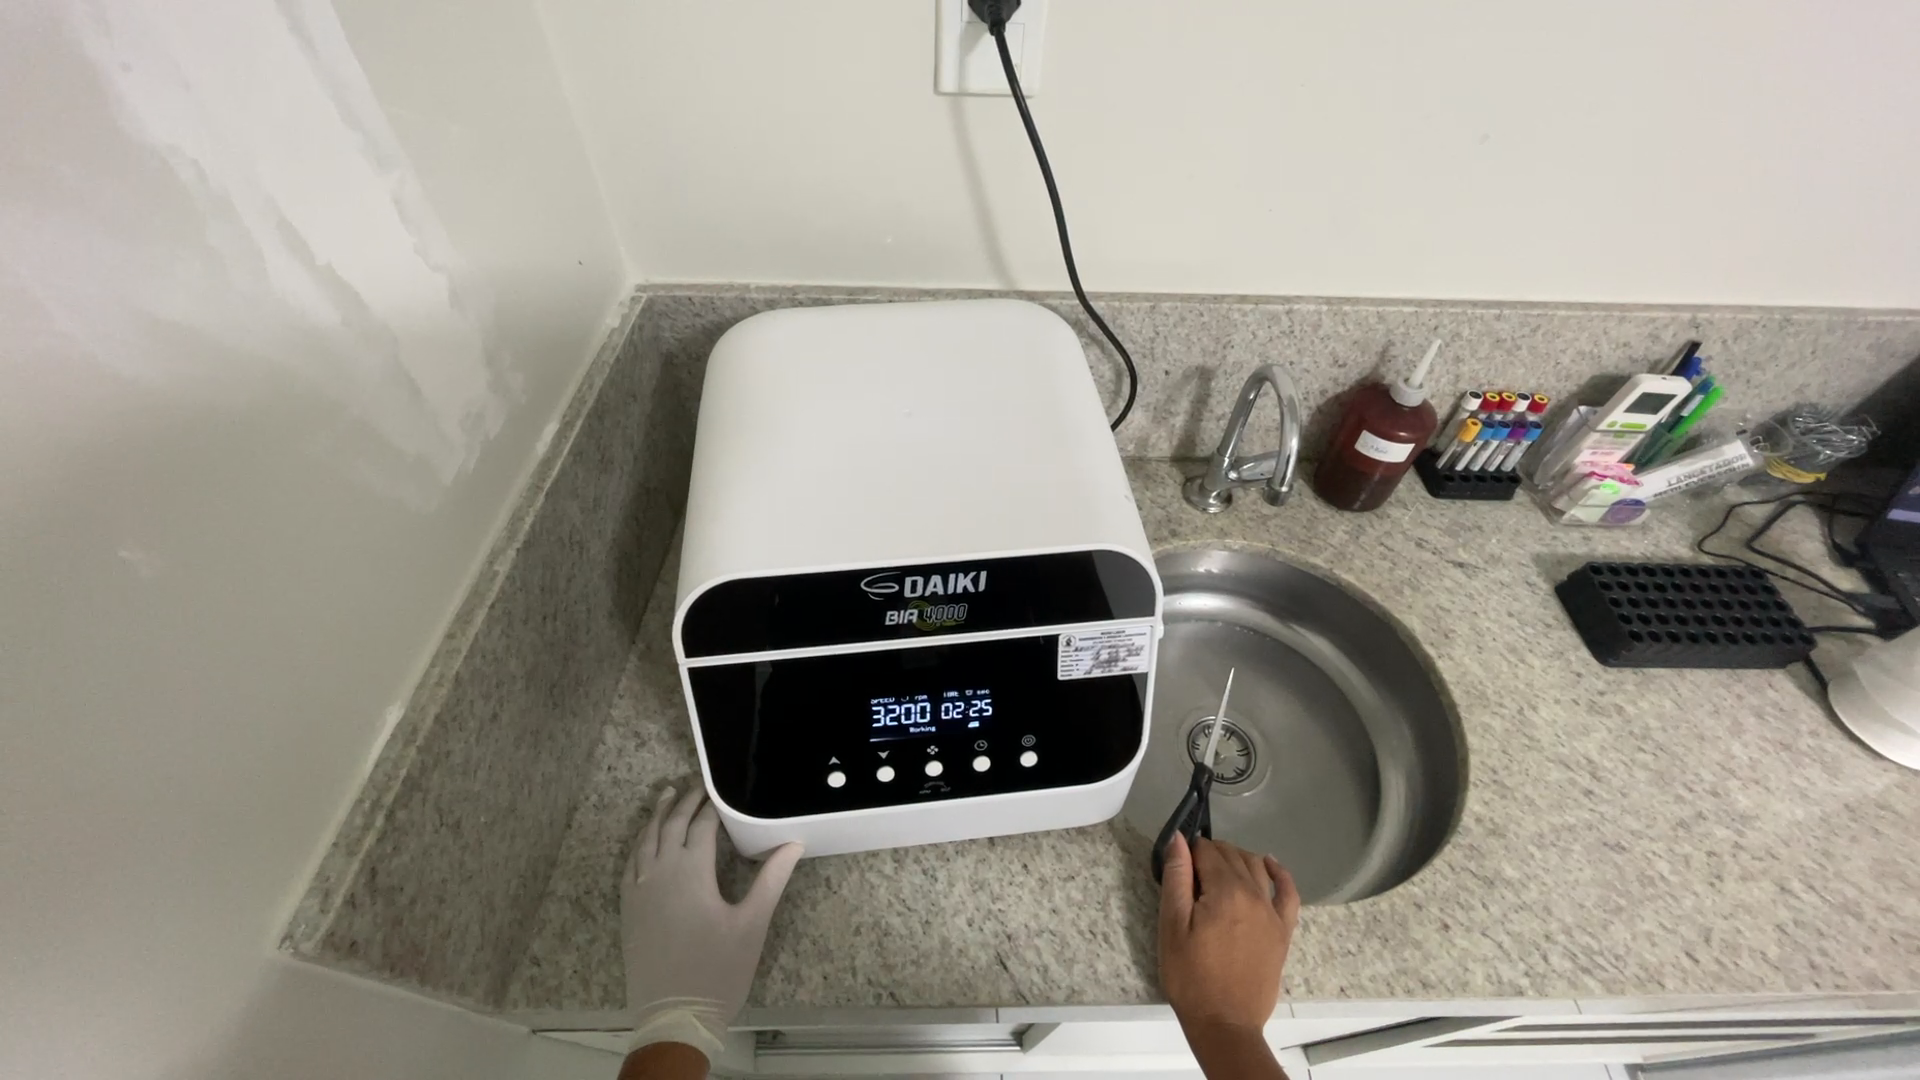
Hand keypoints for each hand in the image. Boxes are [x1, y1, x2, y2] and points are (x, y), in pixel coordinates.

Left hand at [622, 787, 801, 1059]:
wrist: (675, 1018)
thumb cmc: (718, 969)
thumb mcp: (752, 923)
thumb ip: (771, 879)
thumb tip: (794, 843)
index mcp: (691, 873)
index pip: (702, 826)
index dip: (712, 805)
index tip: (721, 788)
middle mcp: (660, 874)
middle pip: (671, 826)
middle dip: (685, 801)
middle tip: (698, 784)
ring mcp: (639, 892)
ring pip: (646, 841)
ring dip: (658, 815)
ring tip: (667, 795)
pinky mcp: (629, 910)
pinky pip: (630, 865)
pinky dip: (639, 844)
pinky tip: (645, 840)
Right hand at [1157, 833, 1300, 1036]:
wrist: (1224, 1023)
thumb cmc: (1190, 975)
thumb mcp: (1172, 925)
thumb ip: (1176, 877)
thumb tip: (1179, 838)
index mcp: (1225, 892)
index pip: (1206, 850)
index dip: (1188, 853)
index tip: (1176, 868)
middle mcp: (1254, 895)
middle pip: (1231, 855)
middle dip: (1208, 854)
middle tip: (1188, 873)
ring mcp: (1273, 913)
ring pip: (1255, 866)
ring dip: (1235, 857)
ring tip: (1215, 868)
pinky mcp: (1283, 931)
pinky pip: (1289, 893)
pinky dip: (1280, 873)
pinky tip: (1269, 864)